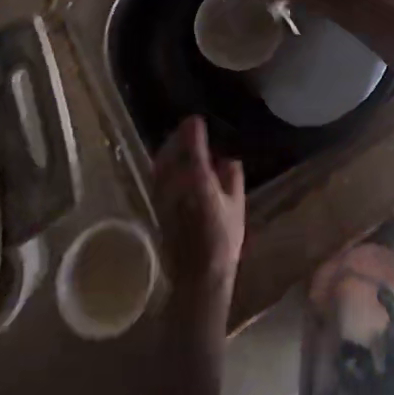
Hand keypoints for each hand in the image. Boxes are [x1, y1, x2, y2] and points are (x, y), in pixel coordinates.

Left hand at [152, 117, 244, 305]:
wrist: (198, 275)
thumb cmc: (224, 240)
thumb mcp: (237, 205)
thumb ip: (231, 176)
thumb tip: (226, 157)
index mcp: (199, 183)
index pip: (192, 148)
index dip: (193, 131)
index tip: (197, 119)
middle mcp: (176, 185)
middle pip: (171, 152)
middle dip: (178, 136)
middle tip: (189, 127)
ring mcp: (162, 196)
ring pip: (161, 163)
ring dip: (169, 148)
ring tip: (180, 140)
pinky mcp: (156, 205)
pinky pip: (157, 176)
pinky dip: (163, 163)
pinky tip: (172, 162)